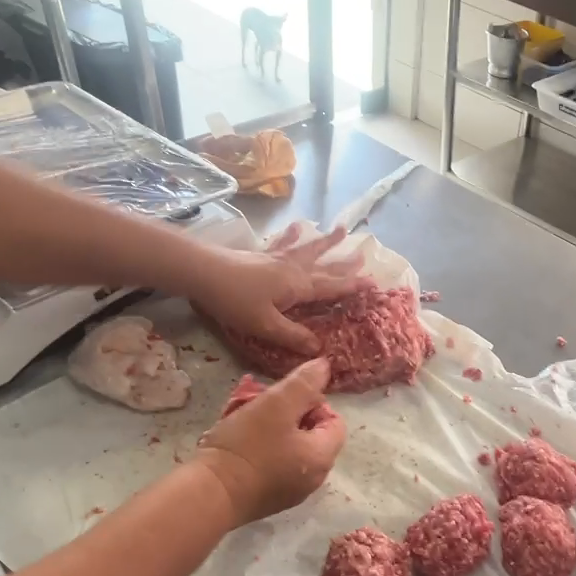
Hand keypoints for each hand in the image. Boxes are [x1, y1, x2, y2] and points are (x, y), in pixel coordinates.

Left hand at [187, 227, 368, 353]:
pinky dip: (292, 236)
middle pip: (325, 267)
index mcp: (298, 287)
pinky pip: (283, 244)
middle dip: (345, 264)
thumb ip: (293, 336)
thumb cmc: (234, 300)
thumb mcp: (265, 325)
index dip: (352, 287)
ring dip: (326, 242)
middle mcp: (293, 270)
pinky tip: (298, 227)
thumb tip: (320, 348)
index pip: (332, 288)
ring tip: (342, 230)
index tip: (373, 283)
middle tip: (365, 257)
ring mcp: (277, 260)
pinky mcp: (261, 256)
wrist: (202, 271)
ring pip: (308, 250)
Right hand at [193, 359, 346, 523]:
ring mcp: (289, 492)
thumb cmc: (247, 447)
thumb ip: (304, 383)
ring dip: (269, 428)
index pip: (334, 421)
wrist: (208, 496)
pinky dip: (258, 449)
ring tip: (241, 417)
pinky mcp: (266, 499)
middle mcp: (313, 478)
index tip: (284, 398)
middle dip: (286, 413)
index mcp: (323, 457)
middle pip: (310, 435)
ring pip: (288, 448)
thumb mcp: (277, 404)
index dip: (313, 403)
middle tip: (259, 404)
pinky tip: (234, 440)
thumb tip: (325, 366)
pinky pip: (271, 465)